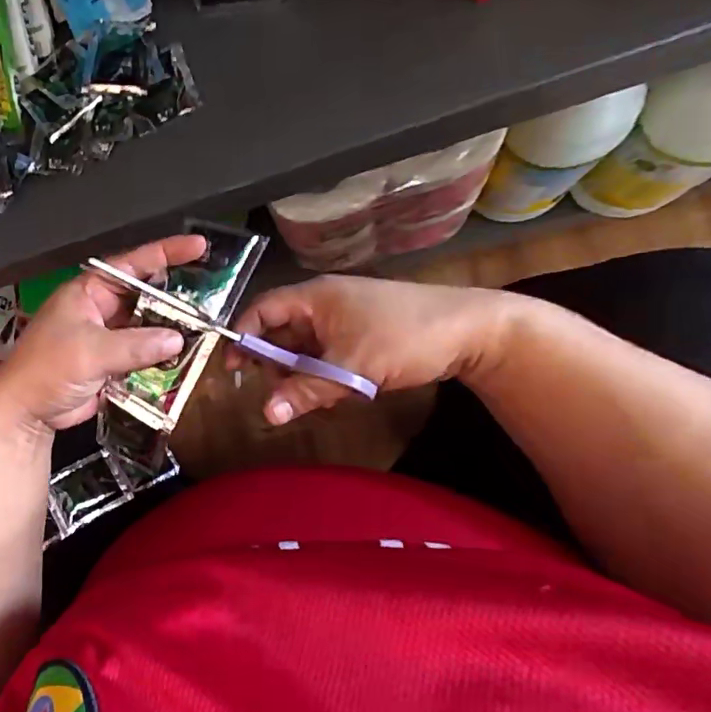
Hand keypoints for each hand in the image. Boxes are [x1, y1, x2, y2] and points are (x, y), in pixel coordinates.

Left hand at [0, 235, 208, 432]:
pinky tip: (184, 362)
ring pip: (146, 329)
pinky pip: (142, 356)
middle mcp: (99, 310)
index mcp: (88, 292)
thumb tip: (177, 340)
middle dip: (175, 300)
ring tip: (205, 334)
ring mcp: (105, 338)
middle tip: (211, 300)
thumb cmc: (48, 369)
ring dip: (170, 334)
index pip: (132, 265)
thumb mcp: (92, 351)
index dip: (166, 253)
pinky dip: (160, 360)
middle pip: (145, 297)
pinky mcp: (110, 364)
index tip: (200, 247)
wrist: (26, 411)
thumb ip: (136, 344)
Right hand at [231, 275, 521, 424]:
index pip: (261, 310)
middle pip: (279, 332)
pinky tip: (337, 392)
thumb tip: (265, 414)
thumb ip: (306, 391)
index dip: (242, 335)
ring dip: (302, 373)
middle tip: (279, 390)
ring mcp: (343, 318)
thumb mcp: (352, 369)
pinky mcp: (360, 334)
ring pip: (303, 347)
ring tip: (315, 396)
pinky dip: (324, 374)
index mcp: (315, 297)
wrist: (476, 331)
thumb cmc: (407, 337)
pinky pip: (326, 354)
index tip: (233, 367)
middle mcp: (323, 303)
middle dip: (275, 363)